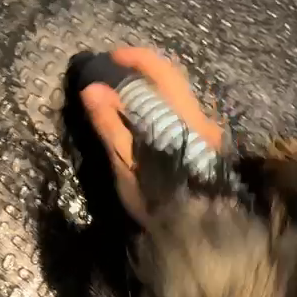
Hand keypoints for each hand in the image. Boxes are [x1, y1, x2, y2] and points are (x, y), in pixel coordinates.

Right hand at [78, 48, 221, 224]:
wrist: (199, 239)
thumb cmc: (161, 201)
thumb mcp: (128, 166)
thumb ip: (110, 125)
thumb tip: (91, 88)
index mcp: (185, 118)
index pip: (162, 71)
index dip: (135, 57)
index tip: (109, 57)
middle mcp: (201, 118)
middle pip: (170, 79)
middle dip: (140, 69)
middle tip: (111, 72)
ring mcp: (205, 132)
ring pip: (174, 95)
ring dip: (147, 87)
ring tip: (119, 95)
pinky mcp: (203, 145)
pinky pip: (176, 111)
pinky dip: (155, 105)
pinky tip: (137, 117)